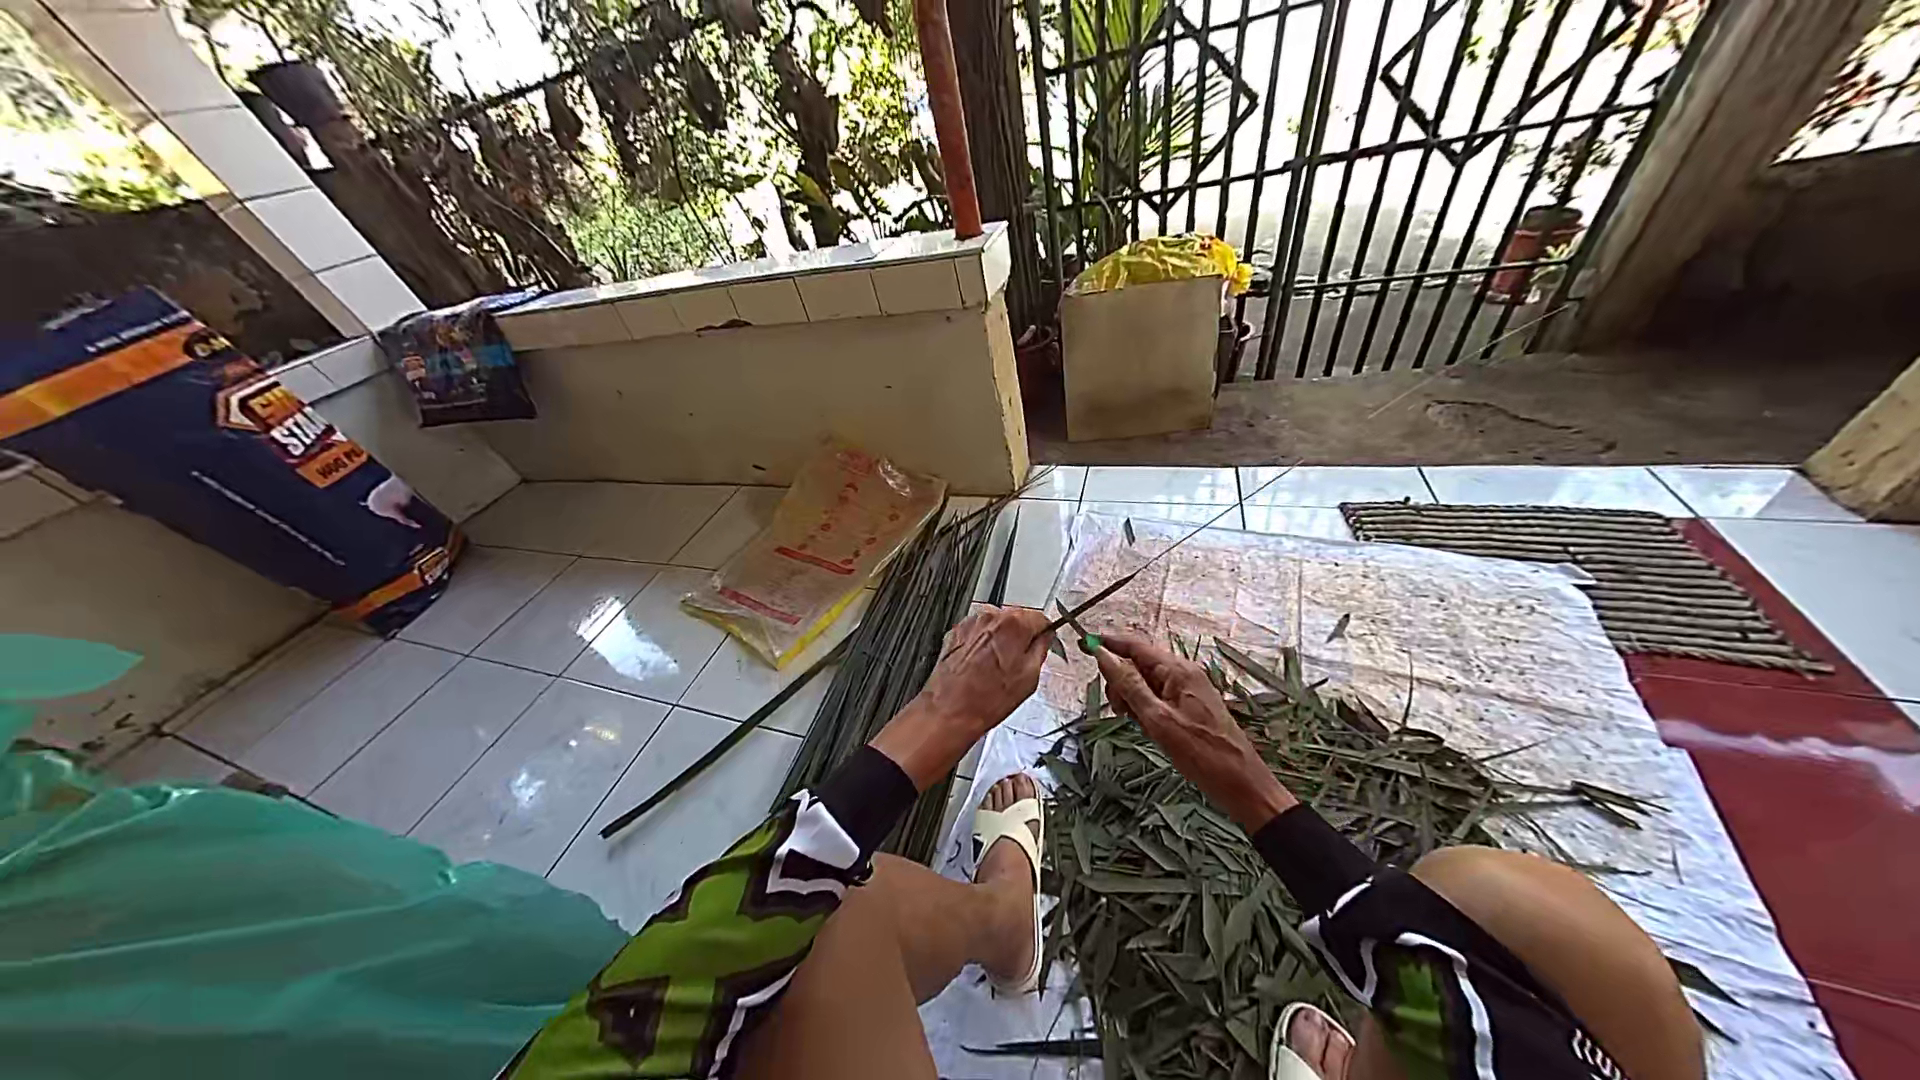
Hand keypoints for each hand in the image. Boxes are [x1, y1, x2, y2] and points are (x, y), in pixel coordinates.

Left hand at [872, 605, 1052, 789]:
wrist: (950, 710)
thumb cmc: (985, 699)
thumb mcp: (1030, 677)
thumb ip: (1041, 649)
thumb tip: (1045, 638)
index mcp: (1013, 625)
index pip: (1040, 618)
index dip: (1045, 632)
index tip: (1044, 642)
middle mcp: (991, 618)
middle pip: (1017, 618)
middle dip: (1022, 636)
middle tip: (1021, 661)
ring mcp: (971, 624)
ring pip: (997, 625)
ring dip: (1001, 639)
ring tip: (999, 668)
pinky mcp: (956, 633)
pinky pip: (978, 632)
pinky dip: (983, 644)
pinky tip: (983, 666)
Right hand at [1094, 631, 1296, 830]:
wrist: (1241, 784)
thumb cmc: (1200, 753)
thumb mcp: (1157, 720)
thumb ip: (1129, 685)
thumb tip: (1103, 656)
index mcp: (1177, 670)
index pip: (1135, 646)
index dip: (1108, 644)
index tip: (1083, 645)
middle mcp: (1183, 672)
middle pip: (1138, 664)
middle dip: (1121, 682)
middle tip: (1120, 711)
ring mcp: (1188, 688)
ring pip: (1146, 682)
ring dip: (1132, 699)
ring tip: (1137, 724)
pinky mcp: (1190, 705)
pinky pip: (1158, 697)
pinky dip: (1146, 708)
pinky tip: (1149, 728)